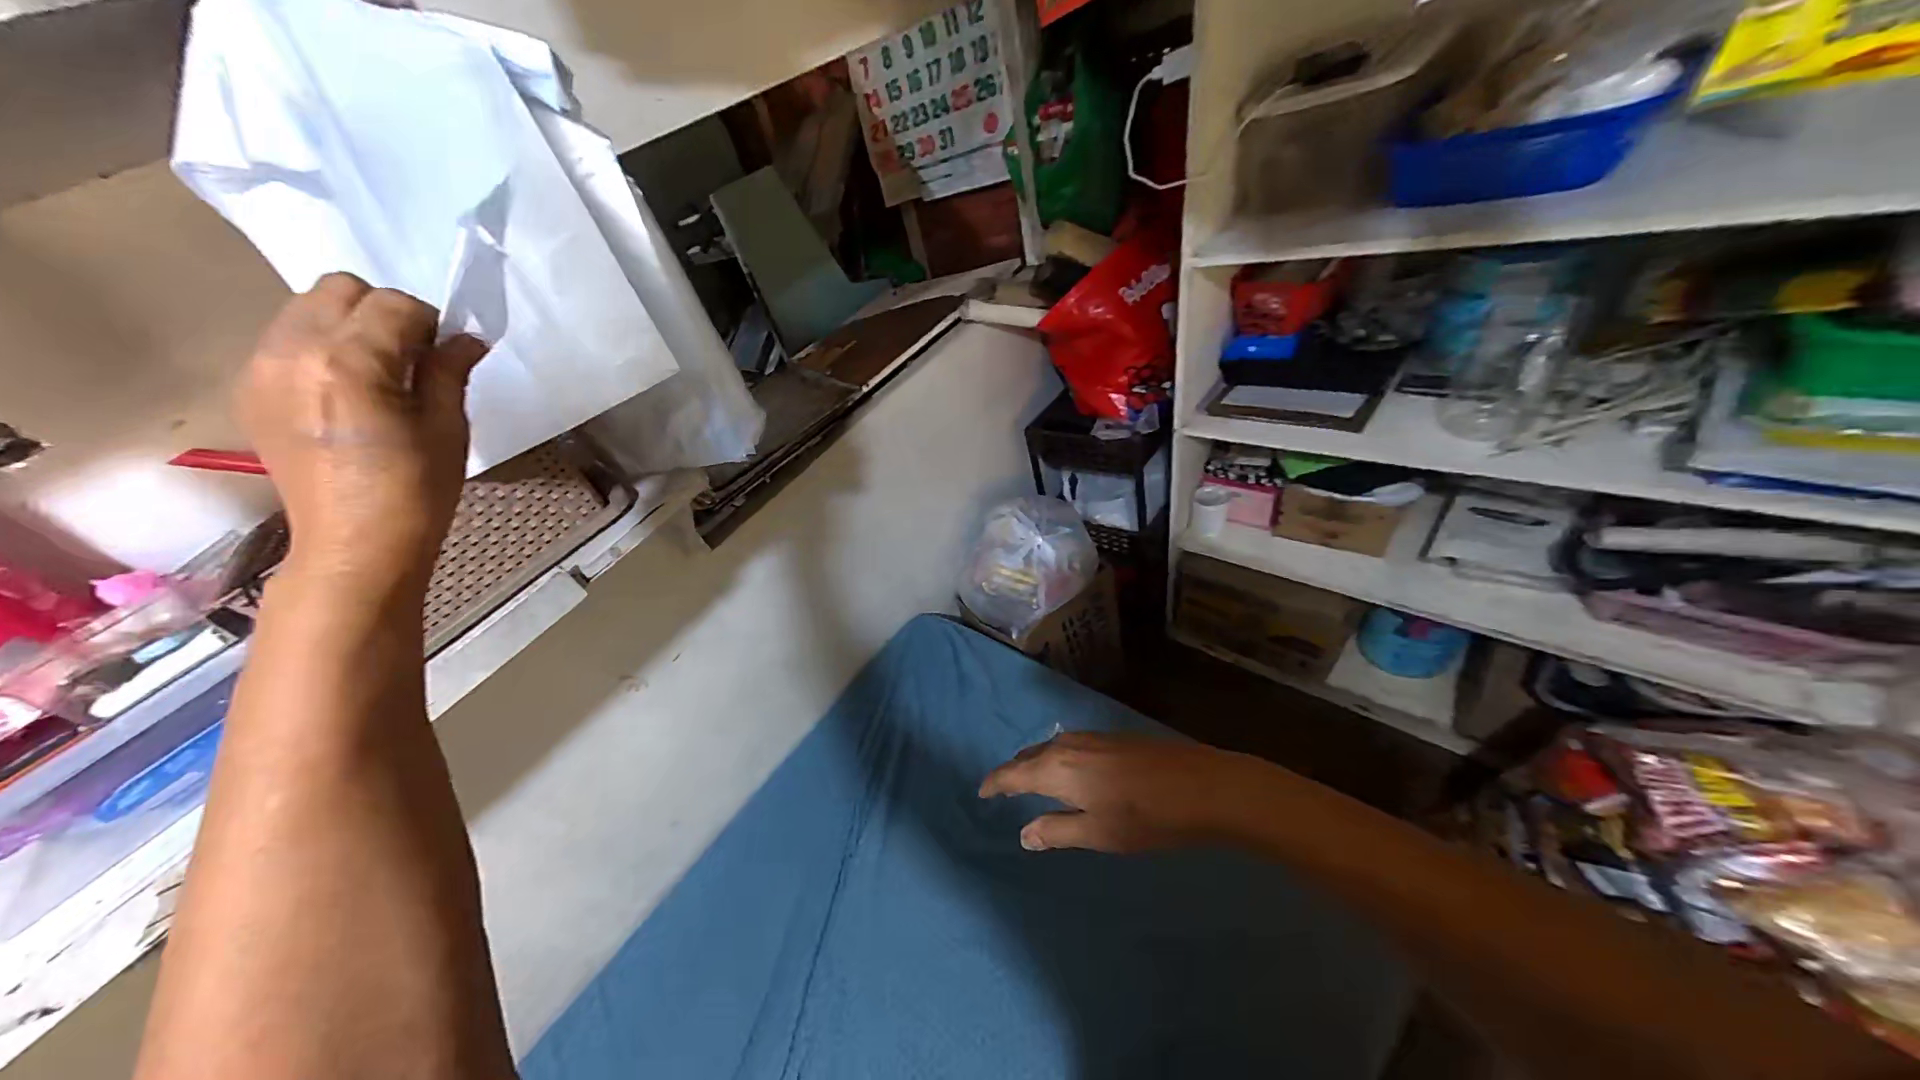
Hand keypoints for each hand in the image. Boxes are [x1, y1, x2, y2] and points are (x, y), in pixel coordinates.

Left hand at [238, 273, 486, 592]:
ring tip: (378, 374)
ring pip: (307, 308)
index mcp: (349, 362)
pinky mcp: (250, 389)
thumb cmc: (417, 492)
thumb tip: (465, 339)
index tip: (447, 356)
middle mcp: (293, 352)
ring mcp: (261, 369)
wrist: (356, 546)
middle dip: (384, 313)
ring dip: (350, 326)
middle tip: (412, 359)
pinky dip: (321, 348)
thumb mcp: (448, 428)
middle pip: (339, 289)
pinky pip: (286, 340)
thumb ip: (449, 371)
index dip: (430, 324)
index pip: (394, 304)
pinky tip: (347, 391)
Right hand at [978, 732, 1279, 852]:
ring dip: (1037, 763)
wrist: (1203, 786)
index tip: (981, 792)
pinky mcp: (1113, 737)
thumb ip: (1056, 831)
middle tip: (1005, 791)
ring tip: (1034, 783)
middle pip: (1029, 756)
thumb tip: (1023, 833)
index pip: (1012, 773)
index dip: (994, 783)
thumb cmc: (1145, 817)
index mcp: (1056, 768)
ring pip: (1051, 747)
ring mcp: (1092, 737)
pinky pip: (1070, 746)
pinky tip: (1071, 773)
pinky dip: (1058, 759)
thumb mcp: (1097, 833)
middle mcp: (1067, 745)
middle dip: (1014, 772)